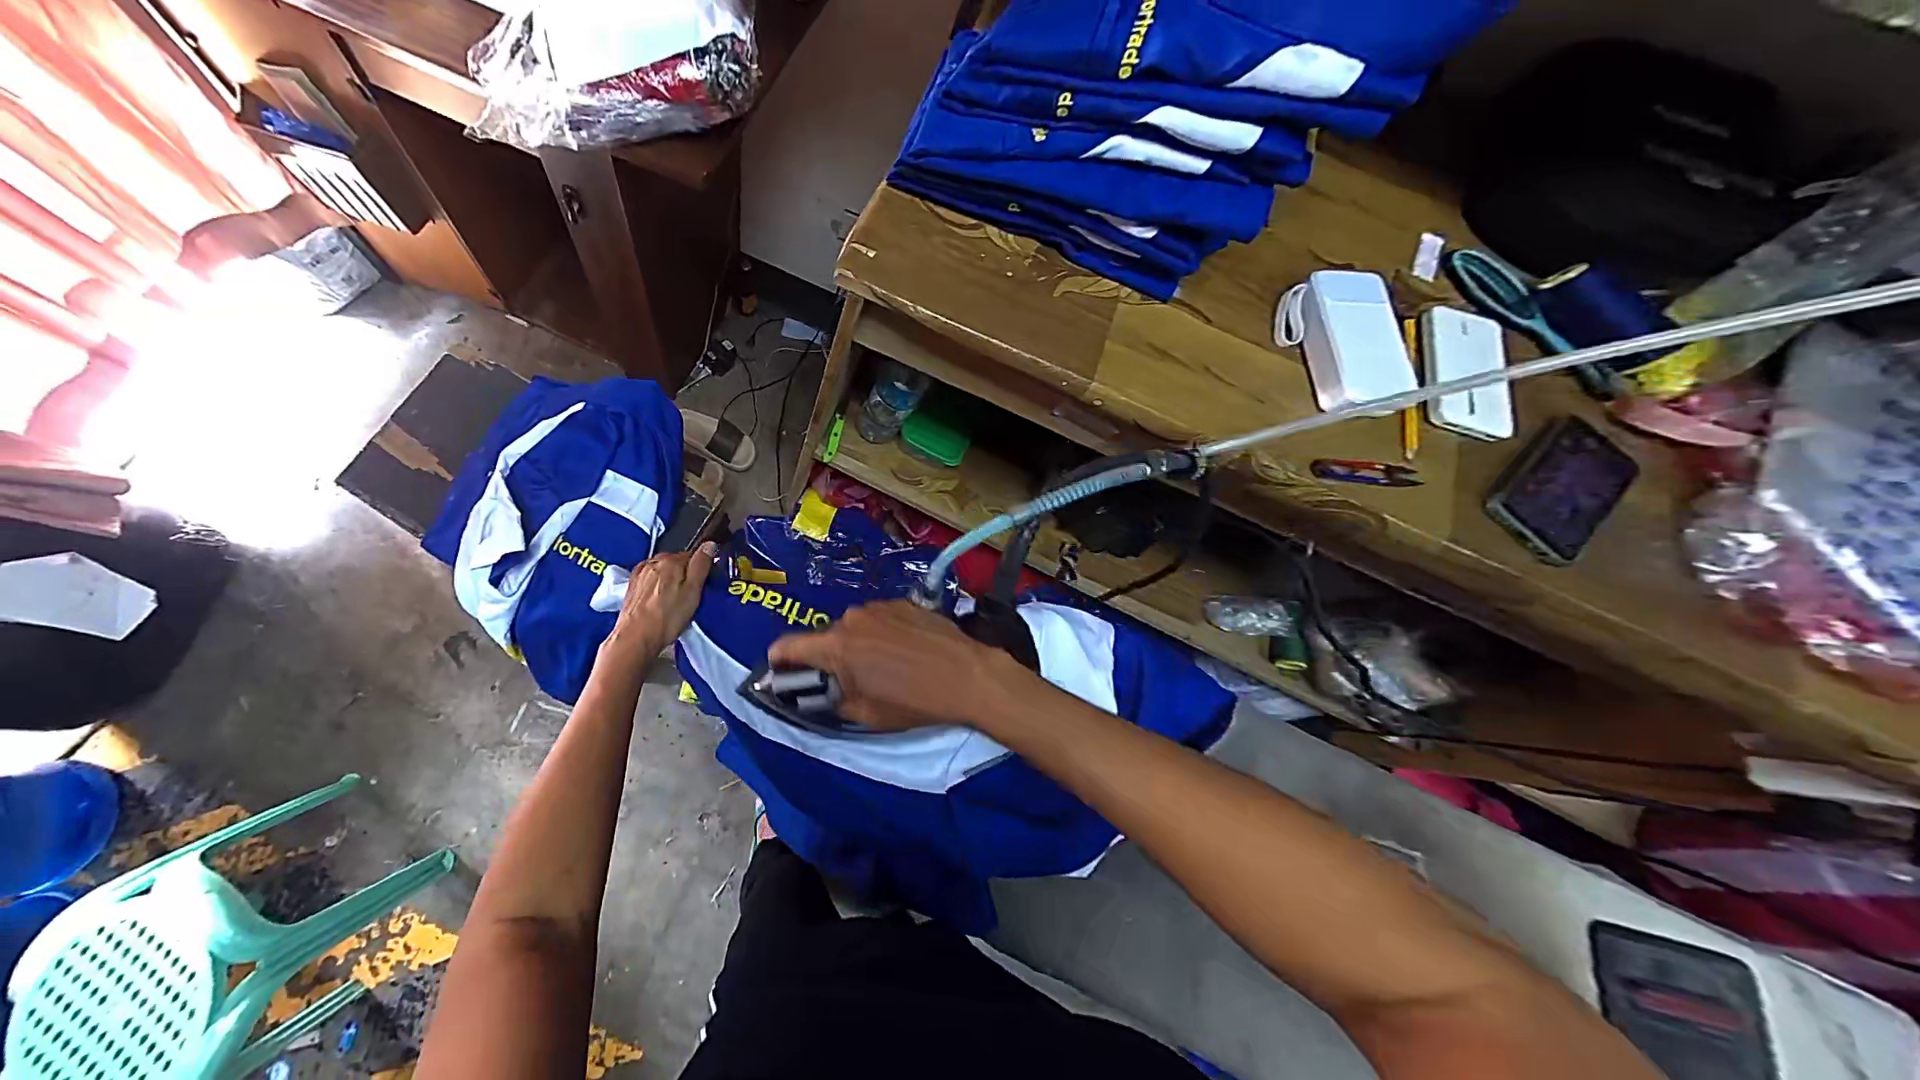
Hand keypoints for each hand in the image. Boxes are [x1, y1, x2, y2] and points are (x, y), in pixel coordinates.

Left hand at [601, 542, 715, 664]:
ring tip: (674, 602)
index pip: (693, 555)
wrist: (636, 637)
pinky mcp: (632, 587)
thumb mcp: (694, 591)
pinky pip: (651, 580)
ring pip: (662, 571)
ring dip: (669, 580)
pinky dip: (657, 587)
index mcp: (671, 560)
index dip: (700, 569)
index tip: (703, 583)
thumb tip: (709, 545)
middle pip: (676, 562)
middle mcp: (653, 563)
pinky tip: (660, 601)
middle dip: (684, 574)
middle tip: (690, 595)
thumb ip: (701, 565)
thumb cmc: (666, 618)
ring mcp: (640, 575)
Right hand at [768, 601, 1038, 731]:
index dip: (779, 659)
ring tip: (884, 665)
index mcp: (837, 646)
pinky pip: (880, 618)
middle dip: (829, 658)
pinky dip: (882, 633)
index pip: (789, 646)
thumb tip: (823, 692)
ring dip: (858, 644)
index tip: (779, 670)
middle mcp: (852, 618)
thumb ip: (834, 700)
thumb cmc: (915, 701)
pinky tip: (904, 651)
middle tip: (846, 680)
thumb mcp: (867, 714)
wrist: (968, 675)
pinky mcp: (904, 602)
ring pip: (855, 627)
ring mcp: (880, 606)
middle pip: (826, 637)